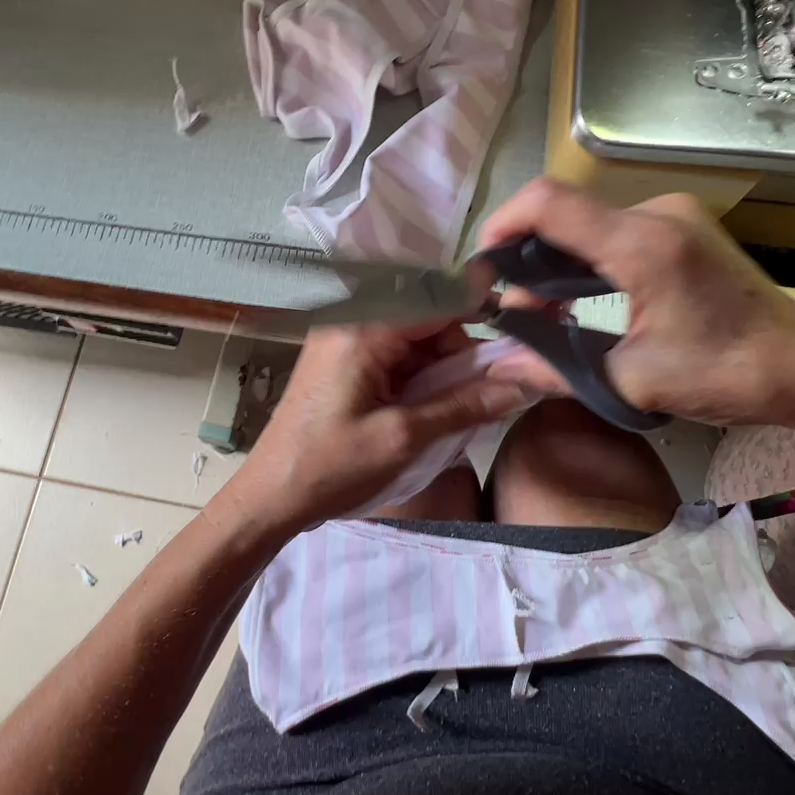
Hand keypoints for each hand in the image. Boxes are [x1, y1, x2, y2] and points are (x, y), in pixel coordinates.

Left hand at [219, 323, 531, 533]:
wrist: (270, 496)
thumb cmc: (332, 467)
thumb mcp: (405, 438)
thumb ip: (466, 404)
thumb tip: (525, 383)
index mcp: (363, 328)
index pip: (437, 298)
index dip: (481, 309)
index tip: (519, 332)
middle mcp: (350, 321)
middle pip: (427, 316)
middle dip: (459, 350)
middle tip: (480, 394)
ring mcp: (341, 340)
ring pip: (413, 338)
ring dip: (439, 368)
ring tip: (449, 412)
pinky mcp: (339, 361)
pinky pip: (392, 354)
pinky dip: (417, 376)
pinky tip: (424, 410)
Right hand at [477, 179, 794, 429]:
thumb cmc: (732, 376)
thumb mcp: (635, 382)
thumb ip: (555, 369)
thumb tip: (495, 365)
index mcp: (644, 244)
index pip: (548, 204)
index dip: (502, 226)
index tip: (480, 270)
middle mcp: (656, 214)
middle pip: (561, 213)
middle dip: (523, 258)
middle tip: (510, 312)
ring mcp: (671, 217)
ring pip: (583, 224)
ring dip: (551, 264)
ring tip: (539, 314)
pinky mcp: (679, 229)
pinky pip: (609, 233)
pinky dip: (580, 262)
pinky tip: (574, 301)